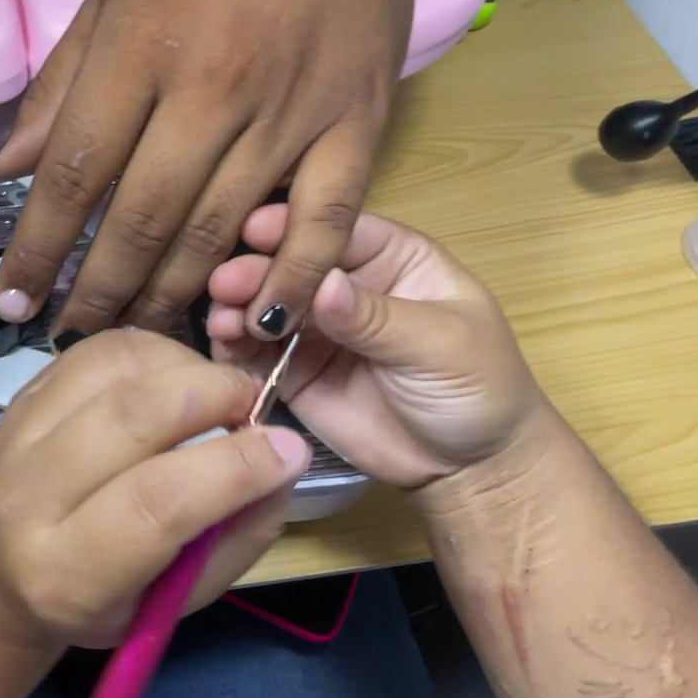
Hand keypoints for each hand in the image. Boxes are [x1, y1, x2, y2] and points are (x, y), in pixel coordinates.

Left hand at [0, 0, 436, 340]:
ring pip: (217, 233)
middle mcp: (214, 88)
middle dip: (97, 292)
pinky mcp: (356, 127)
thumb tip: (4, 166)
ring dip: (167, 299)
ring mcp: (291, 113)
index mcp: (143, 48)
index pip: (74, 173)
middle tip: (70, 335)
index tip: (12, 302)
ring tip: (131, 338)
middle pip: (142, 220)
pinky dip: (291, 282)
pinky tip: (255, 330)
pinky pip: (324, 222)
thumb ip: (57, 85)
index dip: (37, 249)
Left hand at [0, 329, 310, 648]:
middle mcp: (27, 499)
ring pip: (108, 368)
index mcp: (67, 573)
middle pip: (128, 418)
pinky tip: (173, 375)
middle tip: (253, 402)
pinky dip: (148, 350)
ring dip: (181, 364)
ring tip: (214, 390)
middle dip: (211, 394)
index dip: (232, 468)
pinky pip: (91, 351)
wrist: (1, 576)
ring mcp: (14, 439)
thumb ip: (236, 541)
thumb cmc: (101, 601)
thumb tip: (283, 461)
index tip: (287, 448)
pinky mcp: (17, 401)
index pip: (154, 503)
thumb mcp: (175, 602)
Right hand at [206, 210, 549, 489]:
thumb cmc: (477, 391)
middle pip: (289, 266)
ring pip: (264, 306)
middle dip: (255, 271)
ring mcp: (312, 329)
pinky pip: (254, 353)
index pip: (336, 231)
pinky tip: (221, 348)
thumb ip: (378, 317)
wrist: (466, 469)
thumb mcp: (441, 346)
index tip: (254, 231)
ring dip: (236, 308)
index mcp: (390, 258)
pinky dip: (232, 348)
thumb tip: (324, 286)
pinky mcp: (291, 371)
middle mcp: (343, 285)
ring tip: (221, 322)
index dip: (296, 229)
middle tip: (226, 285)